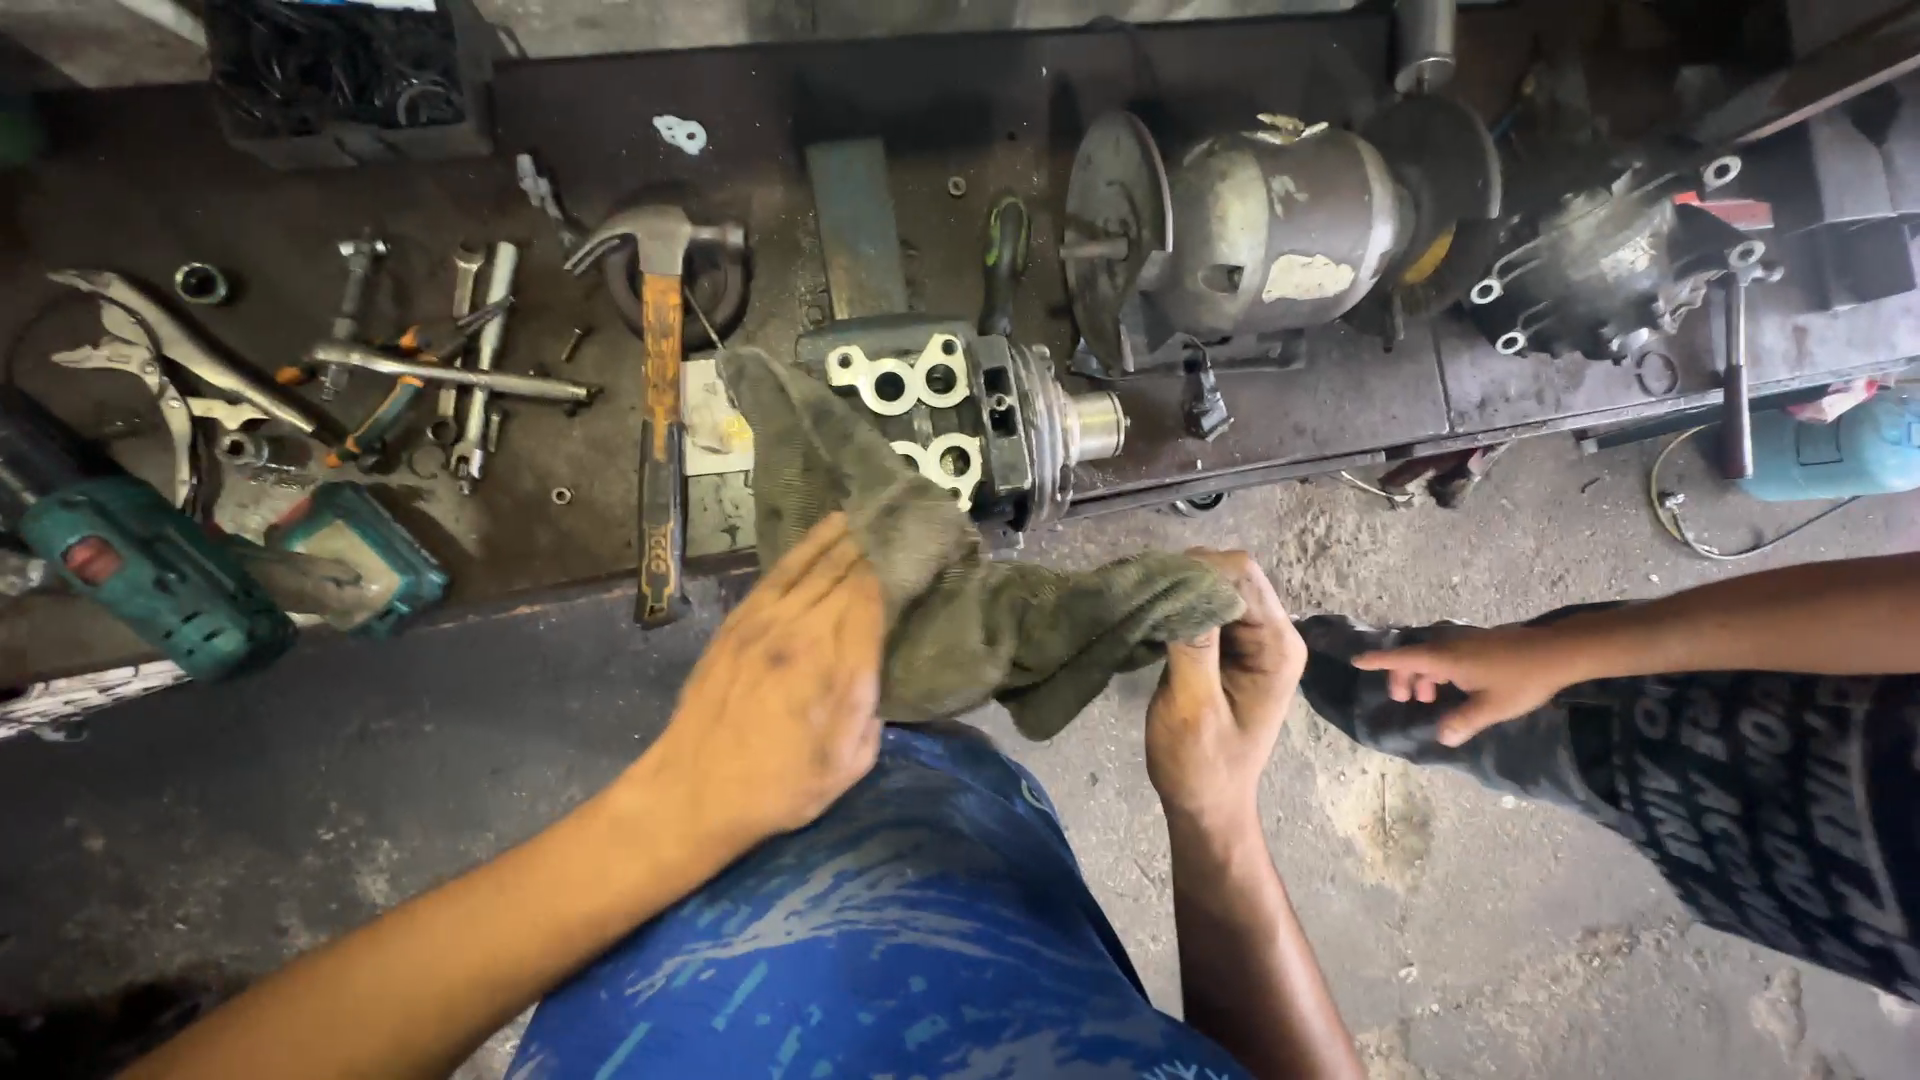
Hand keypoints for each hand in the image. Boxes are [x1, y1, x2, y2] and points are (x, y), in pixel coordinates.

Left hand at [627, 513, 885, 853]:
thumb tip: (877, 663)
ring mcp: (765, 621)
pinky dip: (805, 548)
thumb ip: (871, 706)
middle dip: (878, 544)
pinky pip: (779, 572)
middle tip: (905, 520)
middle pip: (847, 572)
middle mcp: (802, 631)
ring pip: (814, 564)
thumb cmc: (781, 787)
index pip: (874, 597)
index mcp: (835, 667)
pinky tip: (824, 533)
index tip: (923, 547)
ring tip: (869, 512)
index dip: (899, 568)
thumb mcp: (849, 762)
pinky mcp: (739, 622)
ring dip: (844, 536)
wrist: (695, 791)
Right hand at [1146, 551, 1306, 831]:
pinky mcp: (1225, 647)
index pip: (1242, 576)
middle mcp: (1270, 634)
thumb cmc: (1201, 764)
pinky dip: (1174, 605)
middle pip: (1230, 575)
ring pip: (1212, 587)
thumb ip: (1194, 645)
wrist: (1204, 804)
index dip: (1199, 570)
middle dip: (1185, 576)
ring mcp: (1248, 640)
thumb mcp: (1193, 707)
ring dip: (1176, 590)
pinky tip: (1148, 616)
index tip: (1154, 587)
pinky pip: (1201, 607)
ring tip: (1139, 603)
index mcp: (1276, 646)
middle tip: (1141, 596)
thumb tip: (1183, 584)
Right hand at [1350, 623, 1582, 746]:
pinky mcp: (1475, 642)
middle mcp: (1446, 645)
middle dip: (1401, 677)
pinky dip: (1436, 670)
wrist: (1558, 651)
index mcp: (1442, 658)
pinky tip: (1450, 686)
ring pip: (1427, 656)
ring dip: (1421, 676)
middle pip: (1410, 658)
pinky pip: (1442, 654)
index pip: (1400, 658)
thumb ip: (1463, 722)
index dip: (1376, 661)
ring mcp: (1461, 641)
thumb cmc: (1521, 679)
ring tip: (1428, 698)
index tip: (1356, 662)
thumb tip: (1442, 738)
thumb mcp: (1492, 707)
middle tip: (1404, 699)